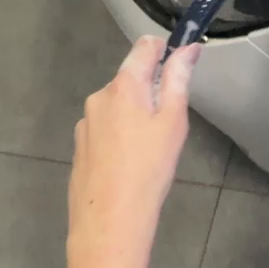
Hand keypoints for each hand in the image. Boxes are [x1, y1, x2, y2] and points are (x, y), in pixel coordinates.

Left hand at [67, 37, 198, 267]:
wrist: (110, 219)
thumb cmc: (150, 169)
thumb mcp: (173, 122)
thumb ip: (178, 81)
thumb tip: (188, 48)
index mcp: (123, 86)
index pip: (143, 48)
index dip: (165, 49)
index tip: (181, 62)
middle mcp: (99, 97)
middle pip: (129, 80)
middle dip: (150, 91)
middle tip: (170, 124)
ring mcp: (85, 123)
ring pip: (117, 107)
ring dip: (134, 116)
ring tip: (151, 150)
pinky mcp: (80, 146)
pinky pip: (105, 130)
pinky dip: (120, 137)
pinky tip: (130, 164)